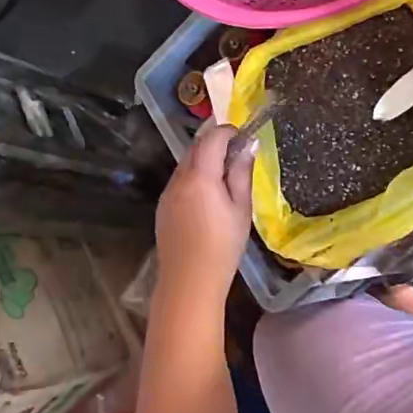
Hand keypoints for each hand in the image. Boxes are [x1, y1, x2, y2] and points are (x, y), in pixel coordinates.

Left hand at [155, 122, 255, 298]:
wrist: (189, 281)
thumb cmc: (223, 245)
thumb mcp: (241, 208)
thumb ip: (242, 173)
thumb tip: (249, 145)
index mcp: (200, 176)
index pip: (212, 138)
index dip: (228, 132)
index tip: (245, 137)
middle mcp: (178, 179)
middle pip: (195, 147)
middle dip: (216, 143)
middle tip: (239, 153)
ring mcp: (167, 193)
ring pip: (186, 163)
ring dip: (205, 160)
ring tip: (226, 176)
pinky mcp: (163, 207)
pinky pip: (180, 181)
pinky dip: (195, 177)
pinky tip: (209, 196)